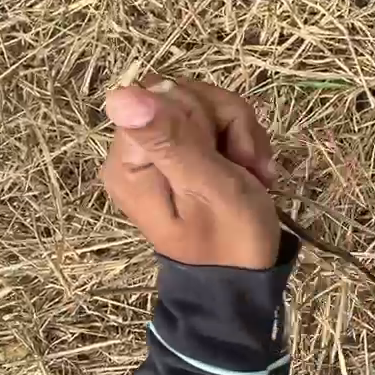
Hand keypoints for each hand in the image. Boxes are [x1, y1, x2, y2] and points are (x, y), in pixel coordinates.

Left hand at [99, 78, 280, 268]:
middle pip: (186, 96)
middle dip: (228, 124)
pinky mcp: (186, 156)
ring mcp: (164, 153)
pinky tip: (254, 172)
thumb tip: (120, 95)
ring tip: (253, 173)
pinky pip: (218, 124)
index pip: (163, 94)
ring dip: (242, 134)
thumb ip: (171, 140)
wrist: (244, 279)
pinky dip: (245, 142)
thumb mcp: (206, 187)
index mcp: (131, 161)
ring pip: (208, 106)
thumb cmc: (229, 239)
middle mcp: (139, 151)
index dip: (204, 115)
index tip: (228, 152)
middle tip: (245, 166)